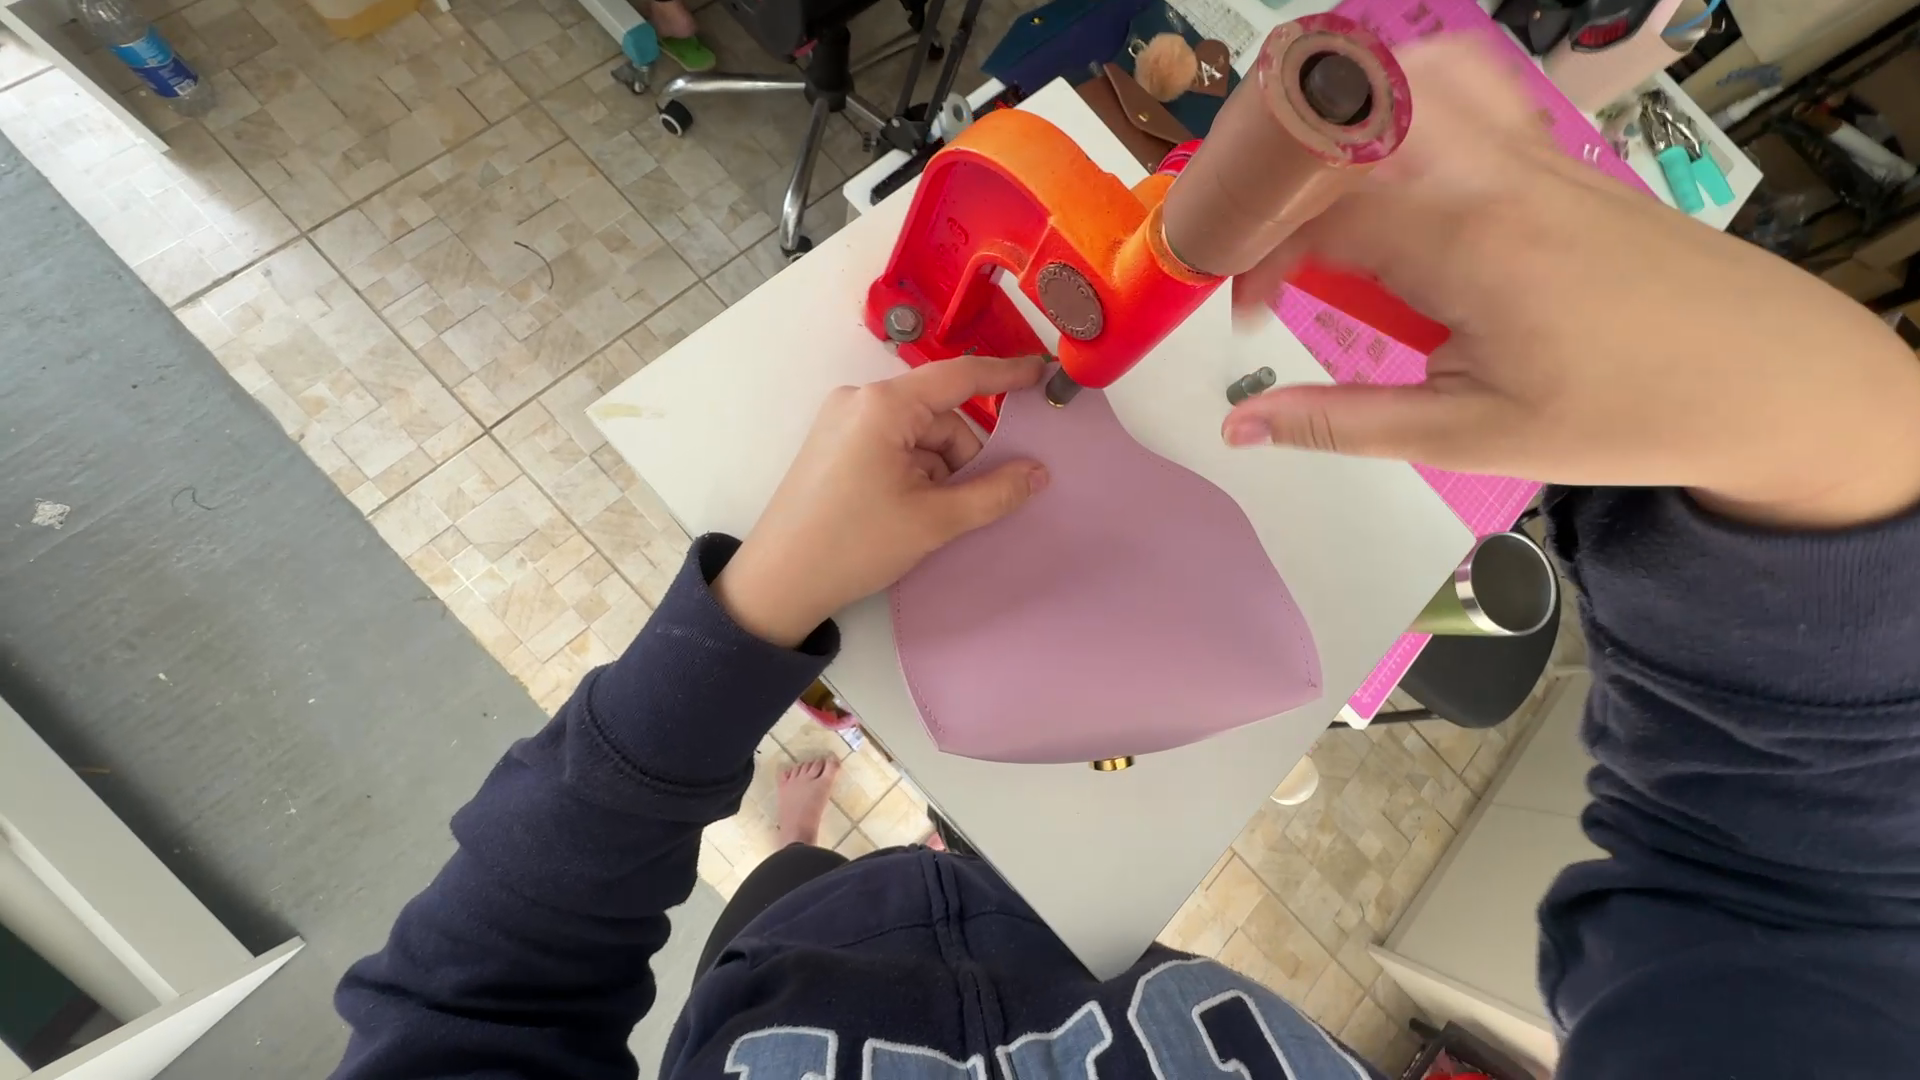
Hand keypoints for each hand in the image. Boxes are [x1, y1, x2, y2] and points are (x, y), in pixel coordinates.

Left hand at [714, 355, 1050, 646]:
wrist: (779, 582)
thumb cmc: (854, 545)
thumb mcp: (934, 520)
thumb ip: (994, 492)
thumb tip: (1038, 473)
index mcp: (883, 405)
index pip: (959, 376)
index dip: (1006, 374)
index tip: (1043, 374)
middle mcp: (860, 400)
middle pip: (939, 417)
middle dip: (962, 458)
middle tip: (961, 507)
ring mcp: (843, 422)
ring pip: (918, 437)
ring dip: (937, 472)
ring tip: (924, 518)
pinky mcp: (834, 445)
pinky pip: (893, 446)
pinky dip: (913, 474)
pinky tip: (906, 511)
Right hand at [1226, 37, 1919, 529]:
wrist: (1772, 378)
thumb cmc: (1613, 416)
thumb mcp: (1460, 436)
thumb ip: (1337, 422)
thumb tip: (1235, 425)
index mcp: (1467, 240)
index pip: (1320, 210)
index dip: (1258, 256)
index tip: (1251, 317)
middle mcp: (1494, 171)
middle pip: (1350, 125)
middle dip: (1275, 181)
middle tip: (1254, 248)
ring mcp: (1529, 150)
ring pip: (1408, 80)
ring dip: (1335, 125)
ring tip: (1303, 197)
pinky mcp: (1549, 155)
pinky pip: (1460, 90)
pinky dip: (1398, 105)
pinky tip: (1382, 160)